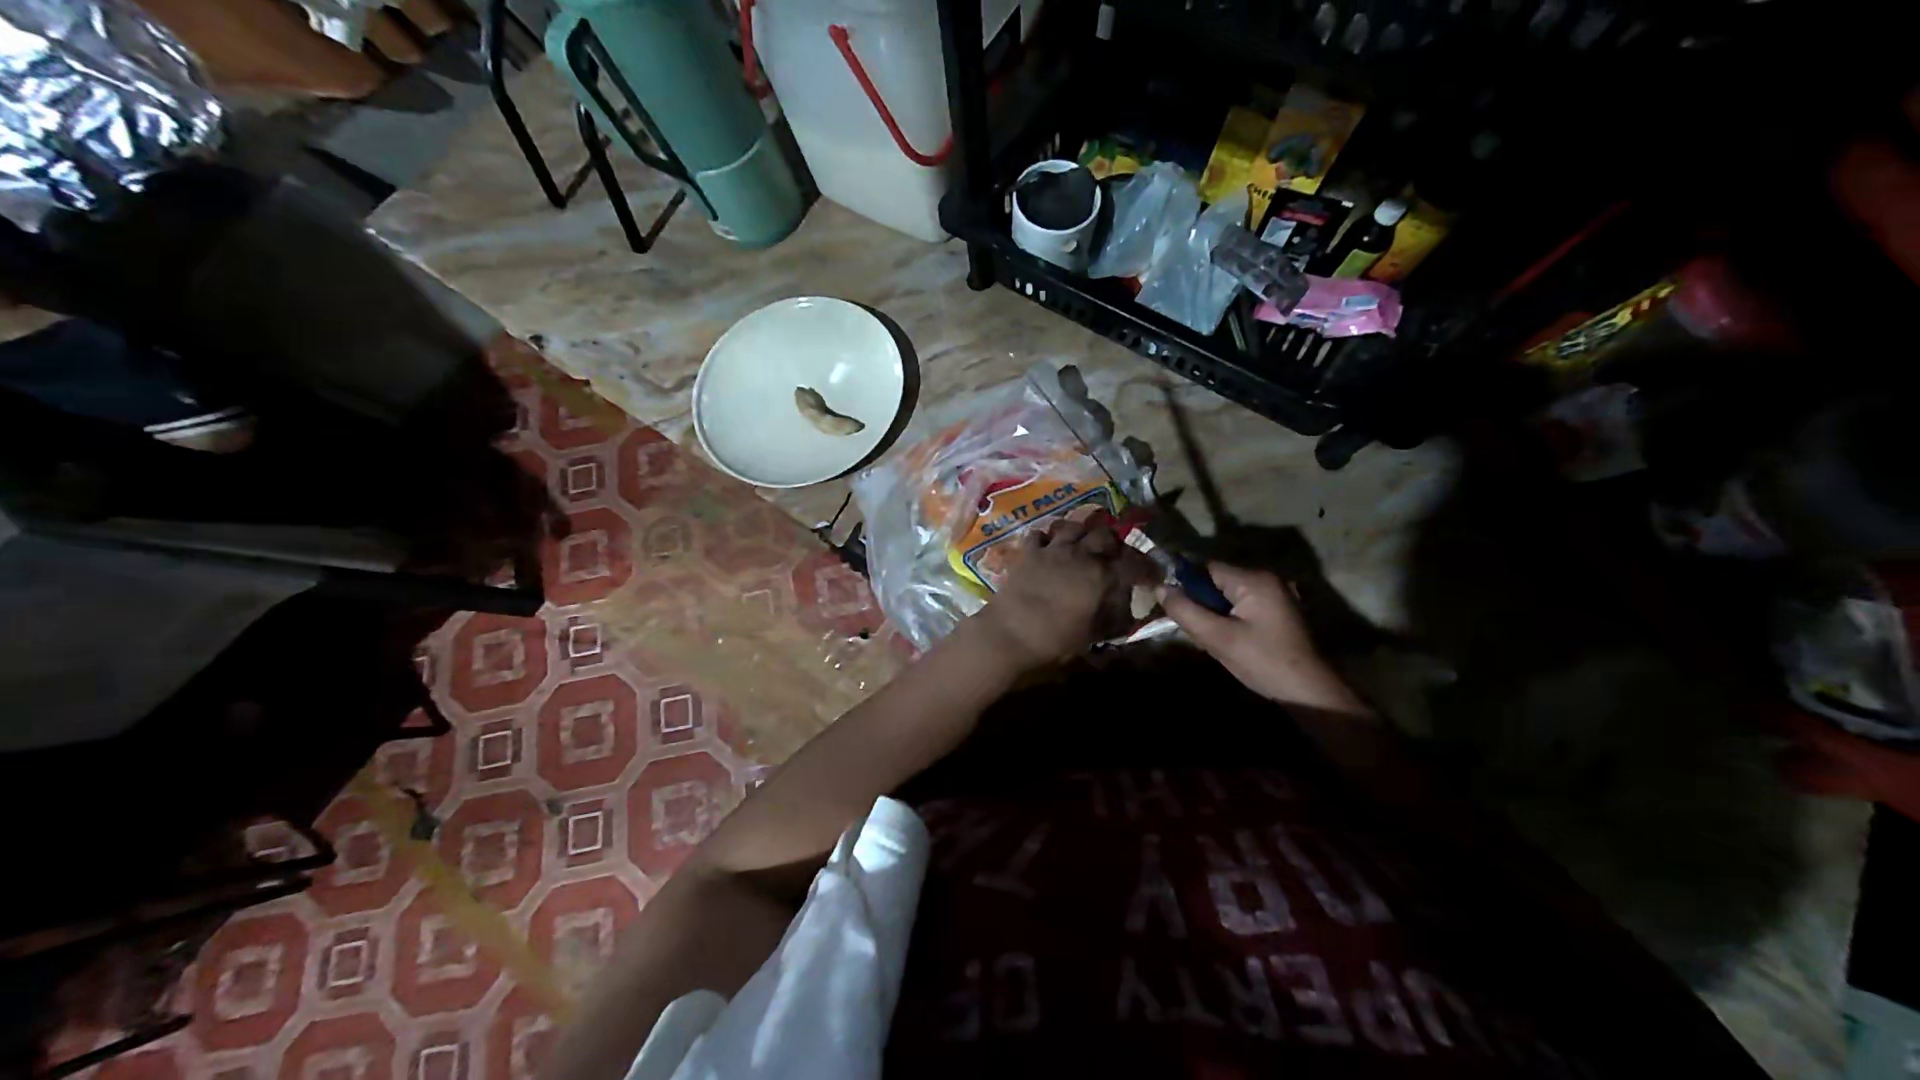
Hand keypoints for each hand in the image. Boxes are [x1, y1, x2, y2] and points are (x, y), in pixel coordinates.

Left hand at [971, 512, 1157, 671]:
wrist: (1009, 633)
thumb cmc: (1054, 639)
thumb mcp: (1092, 635)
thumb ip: (1113, 618)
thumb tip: (1127, 611)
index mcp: (1101, 575)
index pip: (1134, 564)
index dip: (1147, 568)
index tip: (1153, 575)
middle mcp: (1080, 554)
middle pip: (1105, 534)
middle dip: (1114, 543)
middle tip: (1115, 555)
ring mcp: (1052, 549)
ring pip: (1074, 526)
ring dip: (1082, 533)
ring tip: (1083, 544)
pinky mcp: (1028, 552)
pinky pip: (1040, 534)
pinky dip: (1047, 538)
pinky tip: (1049, 547)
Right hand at [1159, 562, 1370, 715]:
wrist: (1306, 692)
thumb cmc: (1262, 661)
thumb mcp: (1218, 638)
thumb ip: (1186, 611)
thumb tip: (1159, 588)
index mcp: (1254, 580)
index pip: (1207, 568)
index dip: (1184, 583)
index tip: (1168, 603)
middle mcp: (1266, 580)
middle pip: (1216, 581)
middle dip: (1199, 602)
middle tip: (1190, 629)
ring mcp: (1273, 596)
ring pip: (1226, 596)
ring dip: (1211, 614)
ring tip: (1207, 639)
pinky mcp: (1275, 613)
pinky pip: (1240, 607)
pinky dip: (1226, 620)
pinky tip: (1224, 642)